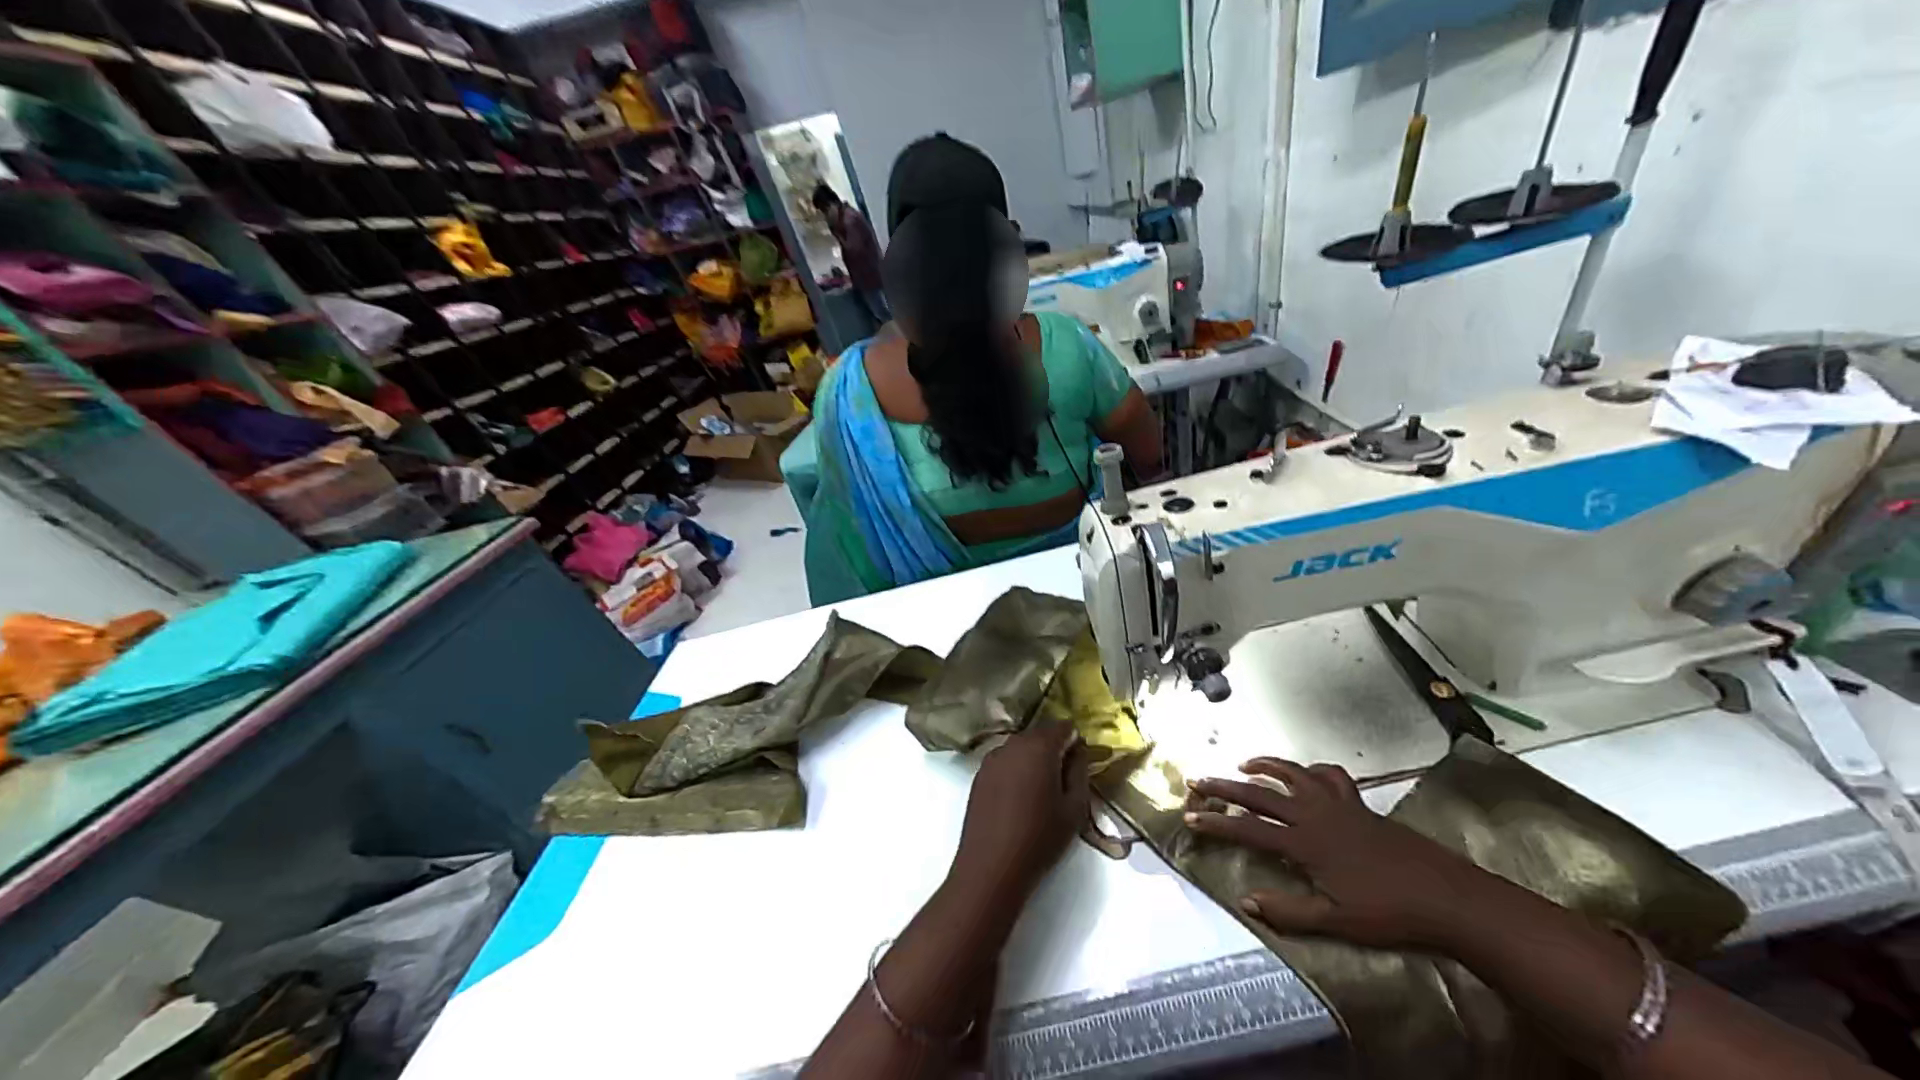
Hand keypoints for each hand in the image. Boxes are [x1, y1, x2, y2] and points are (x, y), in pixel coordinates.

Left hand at [949, 721, 1089, 905]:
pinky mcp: (979, 776)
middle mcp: (1012, 744)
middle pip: (1039, 735)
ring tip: (1043, 789)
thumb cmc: (1040, 837)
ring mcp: (991, 759)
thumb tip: (1078, 751)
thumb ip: (1079, 771)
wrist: (991, 866)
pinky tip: (1021, 797)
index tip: (1081, 762)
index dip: (1075, 740)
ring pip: (1020, 748)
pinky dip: (1016, 770)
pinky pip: (1005, 762)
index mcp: (1038, 747)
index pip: (1063, 727)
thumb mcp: (1074, 807)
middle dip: (1055, 748)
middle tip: (1066, 778)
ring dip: (1034, 759)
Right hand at [1185, 758, 1492, 949]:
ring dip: (1264, 766)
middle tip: (1198, 781)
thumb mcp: (1336, 921)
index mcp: (1304, 843)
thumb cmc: (1389, 912)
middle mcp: (1314, 815)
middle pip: (1260, 794)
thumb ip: (1288, 911)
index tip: (1189, 817)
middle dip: (1225, 787)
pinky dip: (1312, 770)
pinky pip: (1330, 776)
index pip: (1248, 830)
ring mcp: (1338, 805)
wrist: (1448, 897)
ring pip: (1292, 773)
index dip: (1216, 824)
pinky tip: (1305, 773)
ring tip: (1244, 764)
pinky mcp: (1359, 805)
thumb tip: (1246, 902)